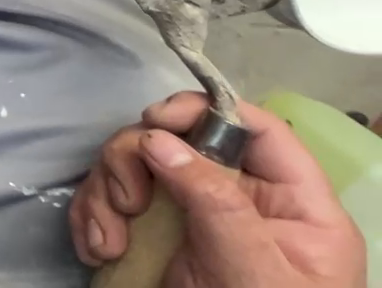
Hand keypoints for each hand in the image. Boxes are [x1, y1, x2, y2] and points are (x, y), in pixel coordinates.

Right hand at [70, 91, 365, 286]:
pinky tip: (97, 248)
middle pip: (171, 139)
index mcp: (289, 204)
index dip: (203, 110)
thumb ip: (217, 205)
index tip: (154, 121)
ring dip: (104, 195)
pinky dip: (92, 216)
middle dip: (131, 162)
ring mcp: (190, 211)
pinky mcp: (152, 228)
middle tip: (126, 203)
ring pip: (129, 163)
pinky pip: (108, 196)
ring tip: (107, 242)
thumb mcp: (255, 271)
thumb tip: (158, 138)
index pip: (255, 128)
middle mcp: (237, 196)